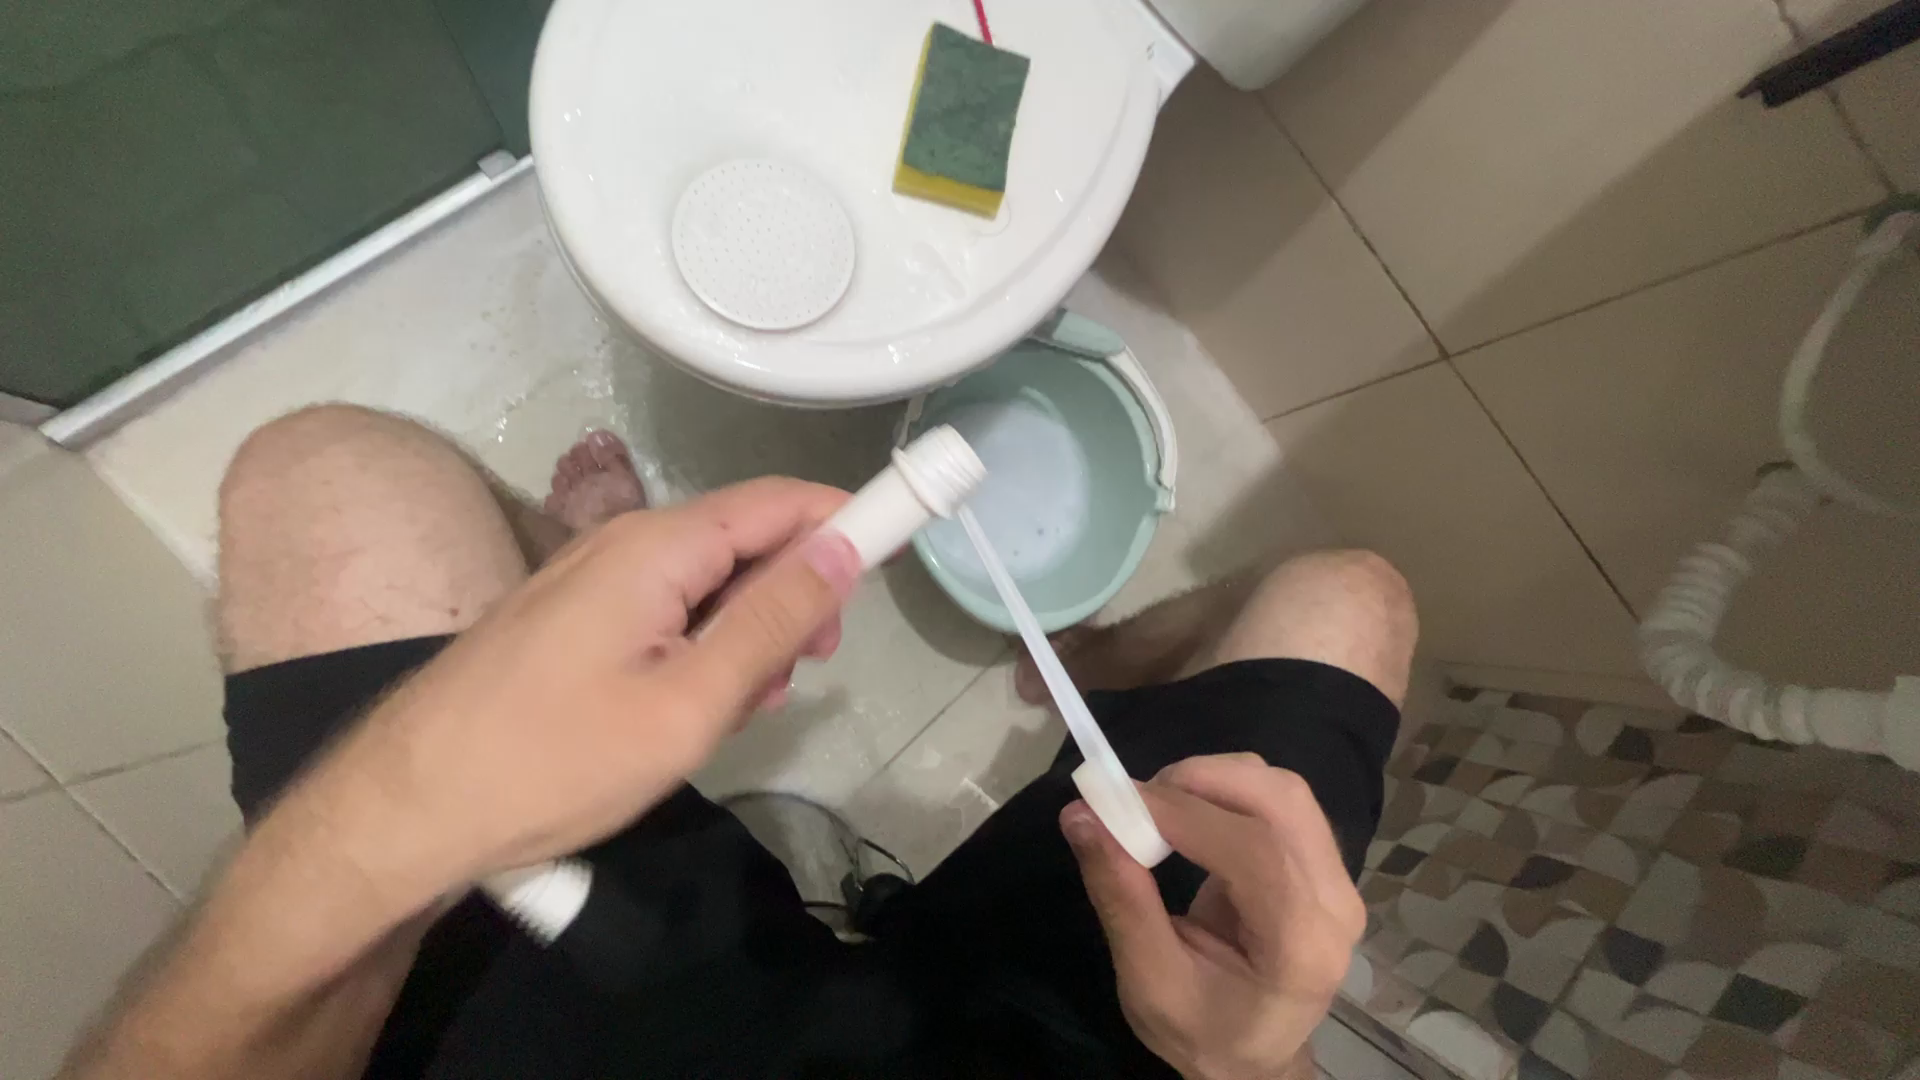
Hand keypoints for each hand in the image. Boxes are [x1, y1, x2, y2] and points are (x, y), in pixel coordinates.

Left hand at [282, 477, 860, 909]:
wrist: (399, 816)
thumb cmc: (555, 761)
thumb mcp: (690, 701)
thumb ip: (774, 620)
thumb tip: (843, 551)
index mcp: (659, 547)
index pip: (779, 501)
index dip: (844, 516)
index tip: (891, 552)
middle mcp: (628, 542)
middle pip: (748, 539)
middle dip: (796, 591)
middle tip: (810, 664)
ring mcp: (596, 577)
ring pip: (712, 580)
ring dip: (750, 628)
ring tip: (746, 701)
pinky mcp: (579, 614)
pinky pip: (670, 607)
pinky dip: (706, 643)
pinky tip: (697, 701)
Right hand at [1060, 754, 1365, 1079]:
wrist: (1254, 1054)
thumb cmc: (1204, 1028)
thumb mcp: (1148, 981)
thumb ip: (1120, 896)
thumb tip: (1080, 814)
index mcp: (1301, 947)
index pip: (1253, 851)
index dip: (1182, 812)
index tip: (1115, 800)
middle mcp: (1334, 902)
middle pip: (1278, 800)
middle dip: (1199, 780)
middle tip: (1138, 800)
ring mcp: (1336, 876)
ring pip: (1278, 786)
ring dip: (1211, 777)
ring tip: (1161, 807)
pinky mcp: (1320, 858)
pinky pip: (1276, 796)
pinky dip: (1223, 786)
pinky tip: (1188, 813)